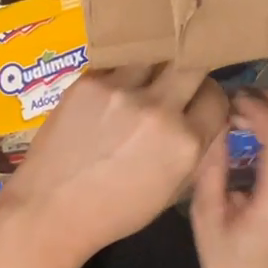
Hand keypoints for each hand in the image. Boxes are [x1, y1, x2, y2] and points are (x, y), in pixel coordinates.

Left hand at [0, 65, 228, 267]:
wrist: (51, 207)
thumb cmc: (115, 211)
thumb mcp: (172, 190)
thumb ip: (196, 150)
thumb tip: (206, 118)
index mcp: (185, 142)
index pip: (216, 98)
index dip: (209, 99)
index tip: (198, 101)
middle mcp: (158, 110)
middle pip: (191, 65)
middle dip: (190, 71)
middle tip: (178, 80)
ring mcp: (121, 91)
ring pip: (153, 56)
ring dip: (154, 66)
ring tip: (145, 79)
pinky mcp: (89, 81)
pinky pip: (116, 65)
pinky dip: (119, 74)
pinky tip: (111, 91)